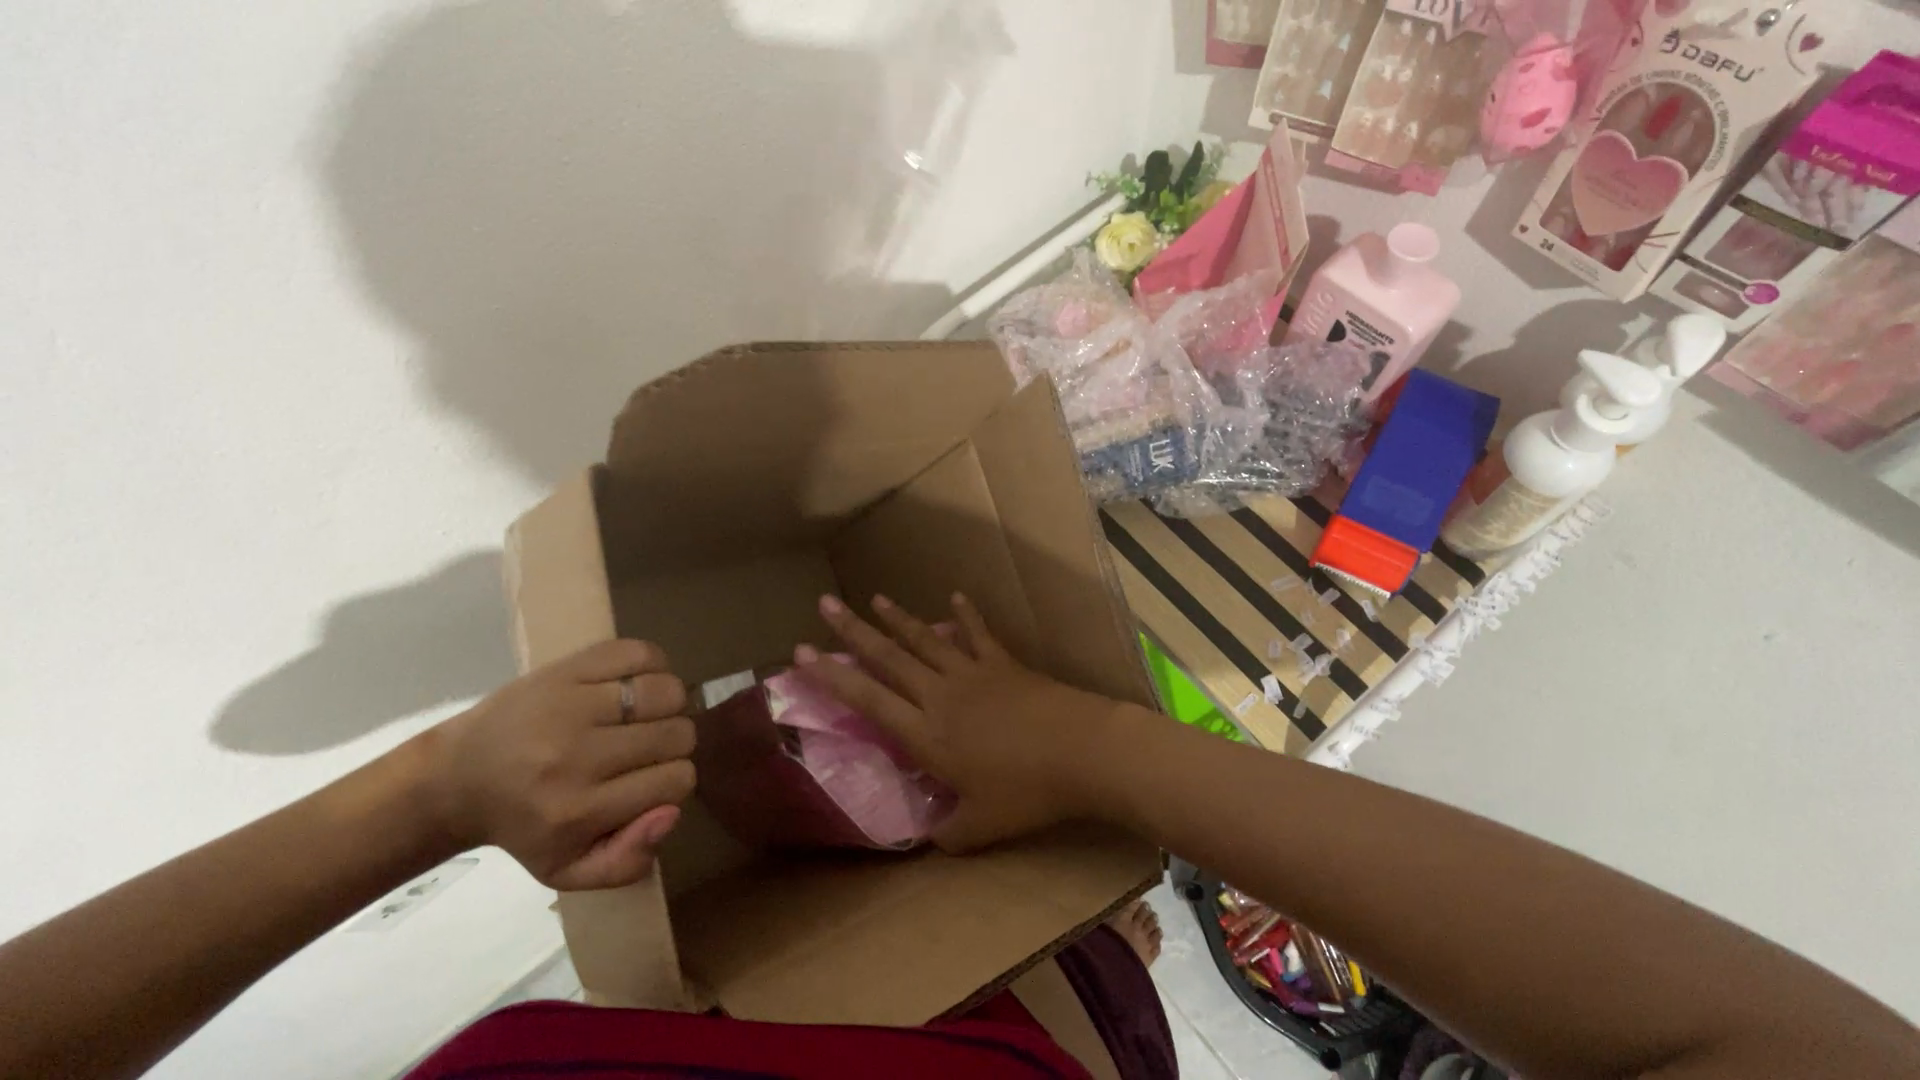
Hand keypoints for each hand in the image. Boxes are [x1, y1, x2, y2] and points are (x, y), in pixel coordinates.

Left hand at [421, 640, 696, 890]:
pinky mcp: (564, 669)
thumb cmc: (522, 826)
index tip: (653, 780)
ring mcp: (570, 706)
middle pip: (678, 734)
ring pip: (667, 691)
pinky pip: (640, 653)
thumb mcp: (567, 870)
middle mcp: (576, 756)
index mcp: (579, 810)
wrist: (455, 777)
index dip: (674, 780)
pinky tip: (636, 685)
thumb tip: (671, 814)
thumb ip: (627, 862)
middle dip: (675, 742)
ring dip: (668, 704)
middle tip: (649, 748)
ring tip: (646, 716)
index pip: (676, 780)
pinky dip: (654, 666)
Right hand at [796, 592, 1126, 850]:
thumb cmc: (1027, 792)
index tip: (801, 653)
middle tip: (824, 604)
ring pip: (925, 639)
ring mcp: (973, 674)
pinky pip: (979, 634)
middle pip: (888, 658)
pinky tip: (955, 597)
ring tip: (873, 598)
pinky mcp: (1004, 663)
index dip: (833, 677)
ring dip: (898, 619)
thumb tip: (931, 842)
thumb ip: (950, 834)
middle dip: (853, 631)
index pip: (868, 701)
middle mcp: (940, 696)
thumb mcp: (982, 826)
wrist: (1082, 751)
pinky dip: (966, 615)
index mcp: (926, 735)